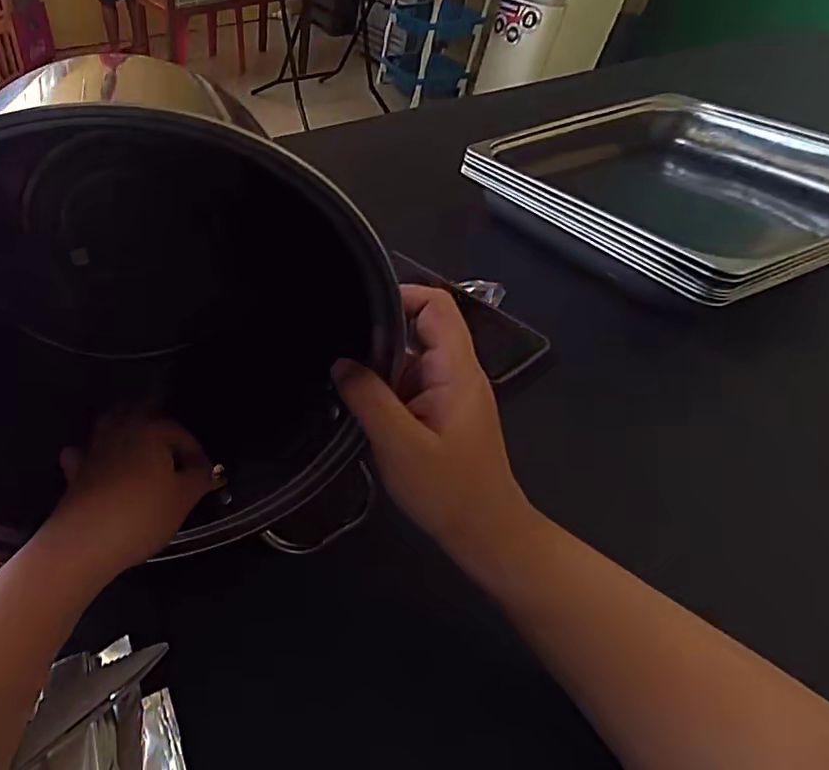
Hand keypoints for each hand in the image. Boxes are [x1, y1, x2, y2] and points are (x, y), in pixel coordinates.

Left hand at [38, 412, 218, 578]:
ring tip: (139, 445)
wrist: (85, 541)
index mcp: (152, 430)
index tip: (204, 475)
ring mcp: (95, 448)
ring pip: (111, 424)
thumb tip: (211, 470)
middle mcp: (122, 430)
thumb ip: (200, 478)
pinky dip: (91, 454)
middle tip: (171, 445)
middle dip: (158, 423)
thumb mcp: (183, 498)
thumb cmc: (142, 513)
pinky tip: (96, 465)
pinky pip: (84, 454)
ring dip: (125, 428)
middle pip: (141, 412)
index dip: (196, 452)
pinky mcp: (75, 471)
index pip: (181, 433)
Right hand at [334, 285, 537, 564]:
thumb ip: (368, 399)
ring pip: (411, 357)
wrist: (487, 533)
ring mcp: (450, 391)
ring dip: (381, 367)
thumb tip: (341, 364)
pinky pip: (410, 382)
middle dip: (381, 335)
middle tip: (344, 351)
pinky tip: (366, 408)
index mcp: (456, 370)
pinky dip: (387, 388)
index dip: (403, 295)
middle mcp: (457, 373)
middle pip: (421, 328)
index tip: (364, 308)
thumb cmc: (451, 492)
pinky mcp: (442, 410)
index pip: (437, 306)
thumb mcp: (401, 445)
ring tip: (348, 385)